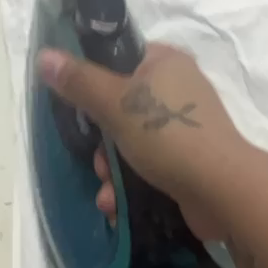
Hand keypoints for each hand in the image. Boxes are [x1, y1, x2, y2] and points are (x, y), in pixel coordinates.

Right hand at [38, 44, 247, 241]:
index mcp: (165, 64)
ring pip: (134, 150)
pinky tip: (118, 209)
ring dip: (113, 178)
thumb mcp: (117, 105)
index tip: (84, 114)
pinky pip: (151, 174)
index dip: (97, 88)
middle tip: (100, 167)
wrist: (222, 191)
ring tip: (107, 198)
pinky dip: (132, 191)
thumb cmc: (169, 137)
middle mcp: (178, 93)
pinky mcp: (189, 169)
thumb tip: (45, 58)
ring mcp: (186, 134)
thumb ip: (80, 84)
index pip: (122, 63)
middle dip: (103, 149)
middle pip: (123, 114)